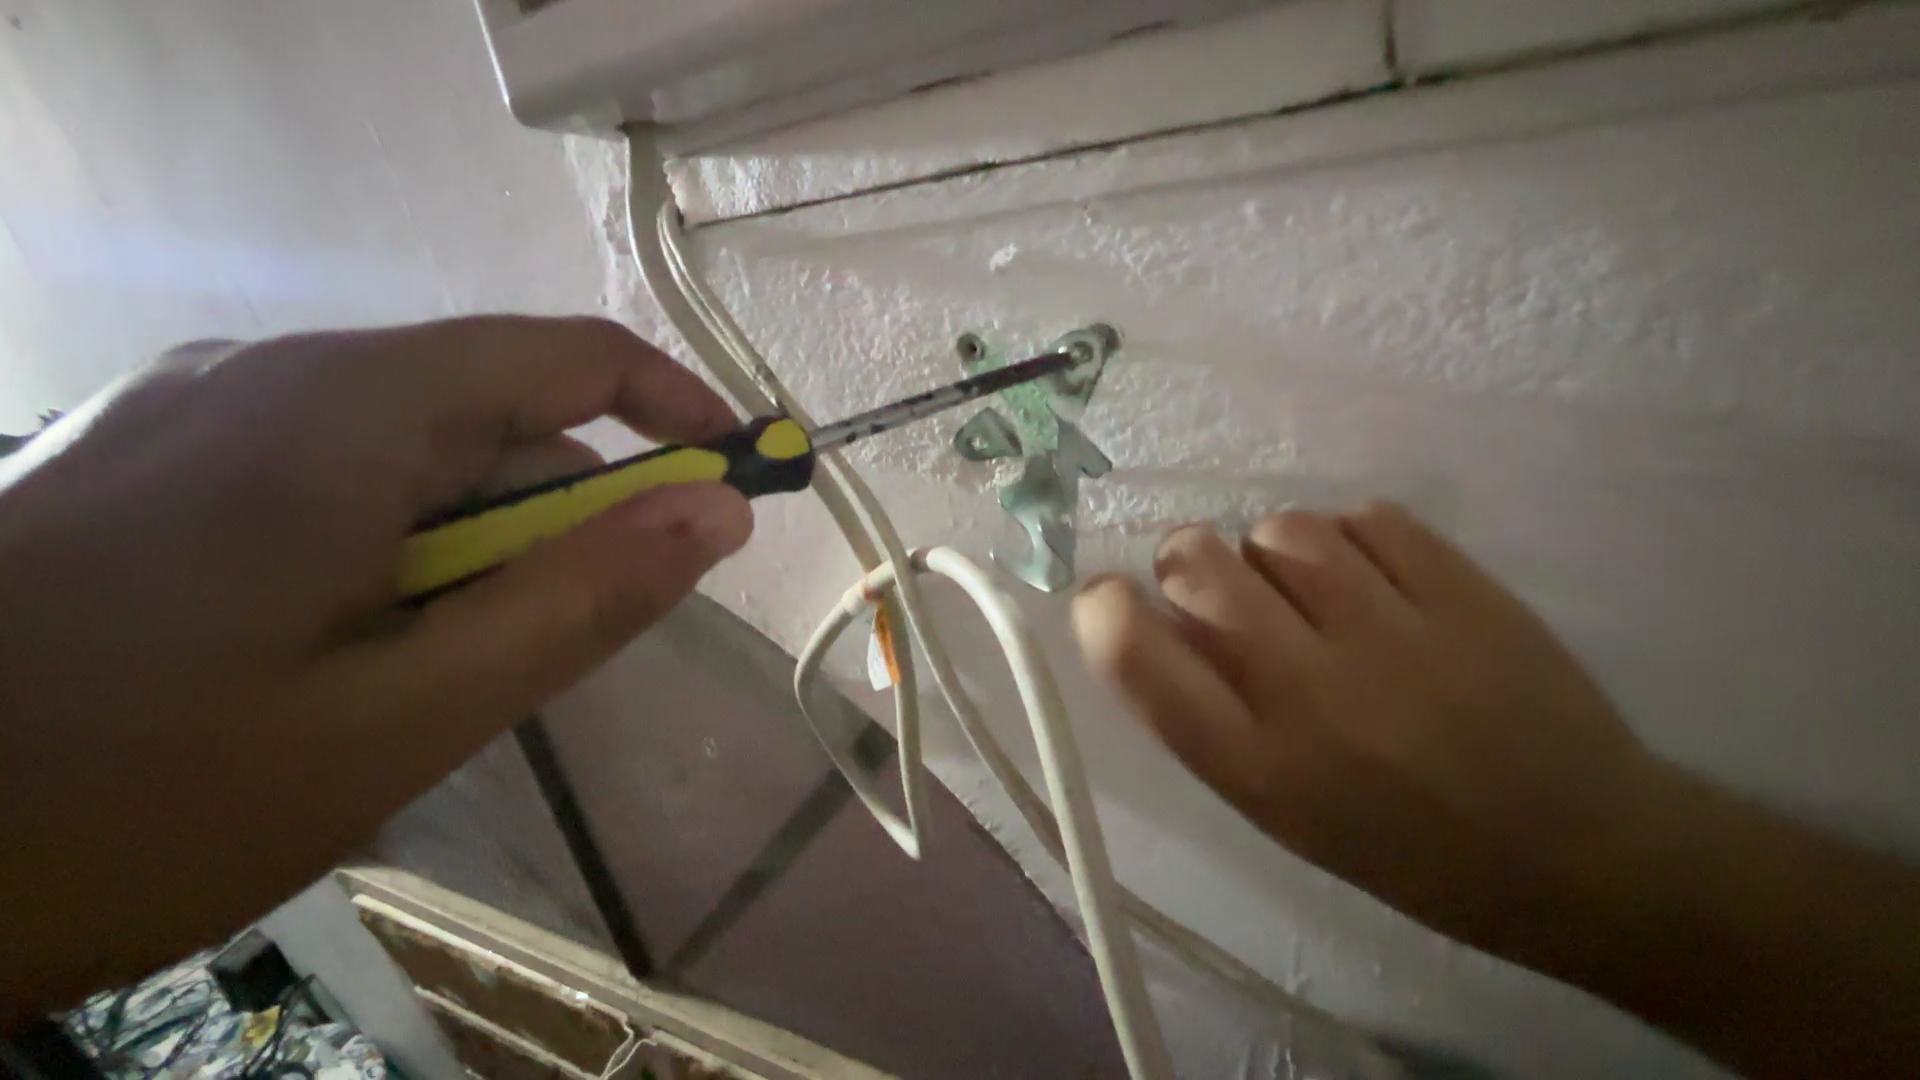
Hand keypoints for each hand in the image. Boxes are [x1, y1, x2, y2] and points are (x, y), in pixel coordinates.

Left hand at [0, 316, 751, 1021]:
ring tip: (439, 669)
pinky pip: (359, 477)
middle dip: (569, 513)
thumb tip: (721, 515)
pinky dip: (416, 546)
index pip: (573, 356)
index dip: (682, 409)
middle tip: (564, 637)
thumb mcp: (408, 716)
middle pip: (503, 415)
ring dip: (487, 546)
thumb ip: (580, 603)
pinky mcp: (175, 464)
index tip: (745, 480)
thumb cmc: (133, 800)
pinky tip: (362, 645)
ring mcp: (214, 416)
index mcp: (345, 411)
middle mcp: (280, 379)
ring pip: (431, 454)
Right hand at [1071, 503, 1658, 971]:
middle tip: (1218, 585)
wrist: (1576, 853)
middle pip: (1197, 563)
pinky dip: (1351, 539)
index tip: (1112, 598)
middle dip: (1188, 560)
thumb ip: (1201, 714)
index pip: (1135, 652)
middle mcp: (1309, 692)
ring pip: (1278, 529)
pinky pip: (1363, 517)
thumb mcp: (1272, 806)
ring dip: (1272, 550)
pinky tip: (1373, 579)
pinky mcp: (1465, 591)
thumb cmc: (1397, 845)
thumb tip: (1148, 618)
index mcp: (1252, 762)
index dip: (1103, 606)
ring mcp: (1393, 634)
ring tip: (1308, 585)